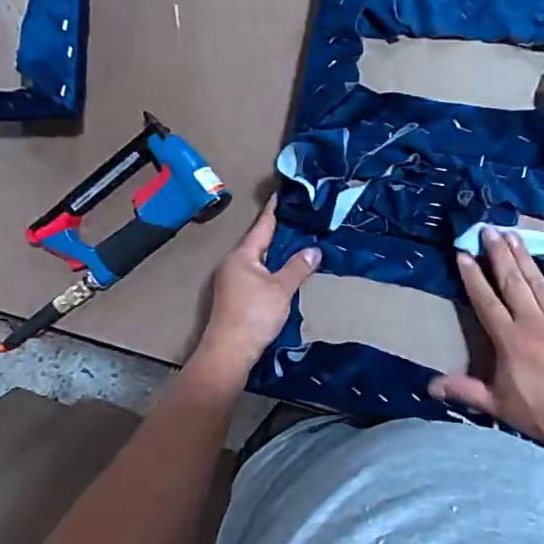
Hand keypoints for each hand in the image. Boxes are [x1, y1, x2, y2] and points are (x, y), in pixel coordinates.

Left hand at [189, 197, 320, 384]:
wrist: (229, 351)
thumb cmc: (254, 315)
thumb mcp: (281, 289)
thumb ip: (297, 267)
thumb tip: (314, 249)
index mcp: (242, 255)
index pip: (262, 226)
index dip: (273, 210)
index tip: (281, 193)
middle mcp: (233, 263)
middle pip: (258, 241)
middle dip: (276, 231)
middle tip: (297, 218)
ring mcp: (231, 280)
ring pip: (257, 259)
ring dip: (274, 252)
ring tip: (295, 242)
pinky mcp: (234, 295)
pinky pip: (255, 273)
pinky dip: (269, 268)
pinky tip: (283, 271)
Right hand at [429, 227, 543, 459]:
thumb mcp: (499, 406)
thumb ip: (464, 390)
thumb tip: (430, 386)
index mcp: (509, 340)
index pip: (485, 300)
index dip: (473, 276)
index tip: (463, 254)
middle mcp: (533, 323)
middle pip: (511, 282)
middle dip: (498, 254)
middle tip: (488, 230)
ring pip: (538, 282)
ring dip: (524, 257)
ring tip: (512, 234)